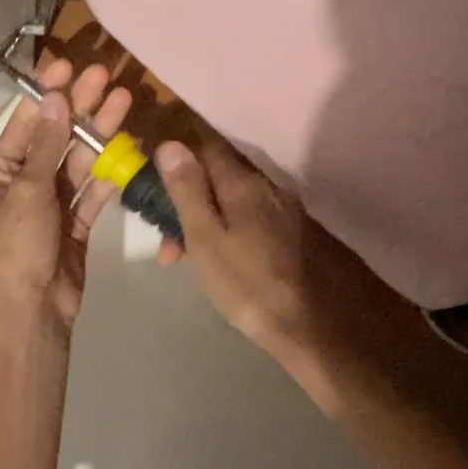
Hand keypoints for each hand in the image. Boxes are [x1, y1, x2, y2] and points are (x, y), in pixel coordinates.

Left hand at [0, 60, 131, 326]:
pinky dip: (107, 171)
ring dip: (98, 134)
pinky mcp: (74, 223)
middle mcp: (23, 183)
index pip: (25, 123)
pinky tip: (127, 146)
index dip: (48, 94)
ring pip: (77, 161)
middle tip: (106, 77)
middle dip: (79, 108)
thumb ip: (46, 145)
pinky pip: (91, 191)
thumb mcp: (29, 190)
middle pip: (55, 138)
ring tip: (123, 101)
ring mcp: (51, 204)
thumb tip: (54, 99)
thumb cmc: (20, 246)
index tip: (70, 65)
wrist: (34, 307)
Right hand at [151, 138, 358, 355]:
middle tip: (167, 245)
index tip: (153, 182)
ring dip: (205, 222)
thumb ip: (187, 191)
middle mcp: (268, 187)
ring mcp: (286, 211)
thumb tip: (170, 145)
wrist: (314, 323)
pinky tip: (223, 261)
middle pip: (218, 178)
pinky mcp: (296, 235)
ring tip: (187, 260)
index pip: (204, 148)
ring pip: (234, 203)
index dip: (176, 157)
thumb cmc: (248, 282)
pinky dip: (229, 232)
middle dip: (186, 201)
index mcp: (243, 183)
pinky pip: (251, 220)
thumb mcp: (205, 238)